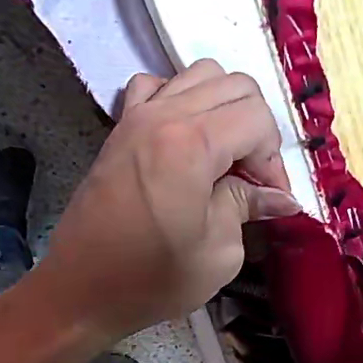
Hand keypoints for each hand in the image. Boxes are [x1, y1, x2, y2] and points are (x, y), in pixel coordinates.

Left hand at [27, 60, 303, 346]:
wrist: (82, 288)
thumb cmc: (153, 278)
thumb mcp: (218, 252)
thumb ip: (248, 207)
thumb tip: (279, 197)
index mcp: (192, 144)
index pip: (258, 119)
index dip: (274, 159)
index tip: (271, 198)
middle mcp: (164, 115)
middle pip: (236, 86)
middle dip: (257, 129)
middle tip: (252, 177)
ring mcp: (137, 116)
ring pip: (201, 74)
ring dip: (225, 107)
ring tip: (224, 154)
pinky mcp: (120, 127)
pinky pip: (157, 85)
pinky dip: (181, 98)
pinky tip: (185, 136)